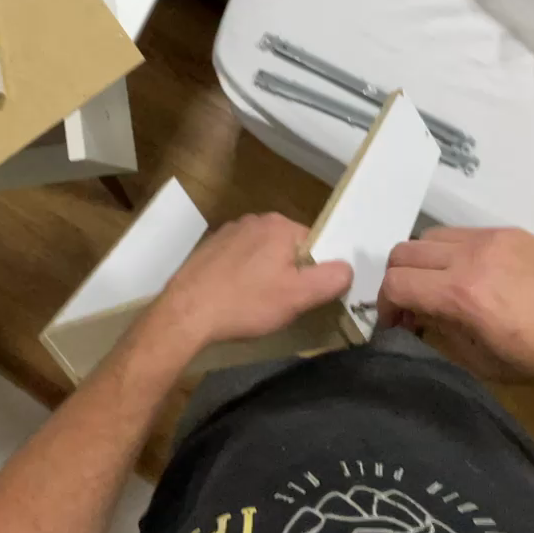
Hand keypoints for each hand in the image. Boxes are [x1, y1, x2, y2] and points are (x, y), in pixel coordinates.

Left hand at [139, 213, 353, 354]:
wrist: (186, 312)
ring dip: (265, 274)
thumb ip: (331, 278)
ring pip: (262, 254)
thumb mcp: (298, 296)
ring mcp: (228, 232)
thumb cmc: (246, 303)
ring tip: (256, 303)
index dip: (317, 271)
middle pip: (288, 247)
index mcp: (280, 225)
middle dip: (290, 272)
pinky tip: (235, 297)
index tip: (307, 295)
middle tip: (283, 303)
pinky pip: (239, 260)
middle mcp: (254, 220)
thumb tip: (347, 268)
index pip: (316, 243)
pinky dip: (242, 275)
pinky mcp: (210, 247)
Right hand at [377, 227, 533, 384]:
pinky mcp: (508, 232)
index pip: (396, 284)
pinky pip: (459, 234)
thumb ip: (444, 337)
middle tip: (410, 307)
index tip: (394, 324)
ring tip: (437, 289)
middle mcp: (470, 257)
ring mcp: (490, 239)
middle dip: (396, 281)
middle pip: (402, 254)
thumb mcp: (489, 364)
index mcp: (464, 294)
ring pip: (427, 238)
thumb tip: (420, 320)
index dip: (384, 306)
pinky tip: (468, 277)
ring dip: (420, 263)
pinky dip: (448, 253)